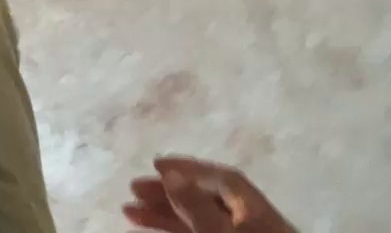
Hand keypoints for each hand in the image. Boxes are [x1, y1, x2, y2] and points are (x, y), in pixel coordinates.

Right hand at [123, 157, 296, 232]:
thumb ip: (197, 205)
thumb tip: (172, 173)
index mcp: (261, 213)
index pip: (225, 179)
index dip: (188, 168)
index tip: (153, 165)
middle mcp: (259, 226)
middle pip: (210, 200)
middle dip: (169, 194)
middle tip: (134, 191)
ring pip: (205, 223)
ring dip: (166, 216)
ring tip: (130, 214)